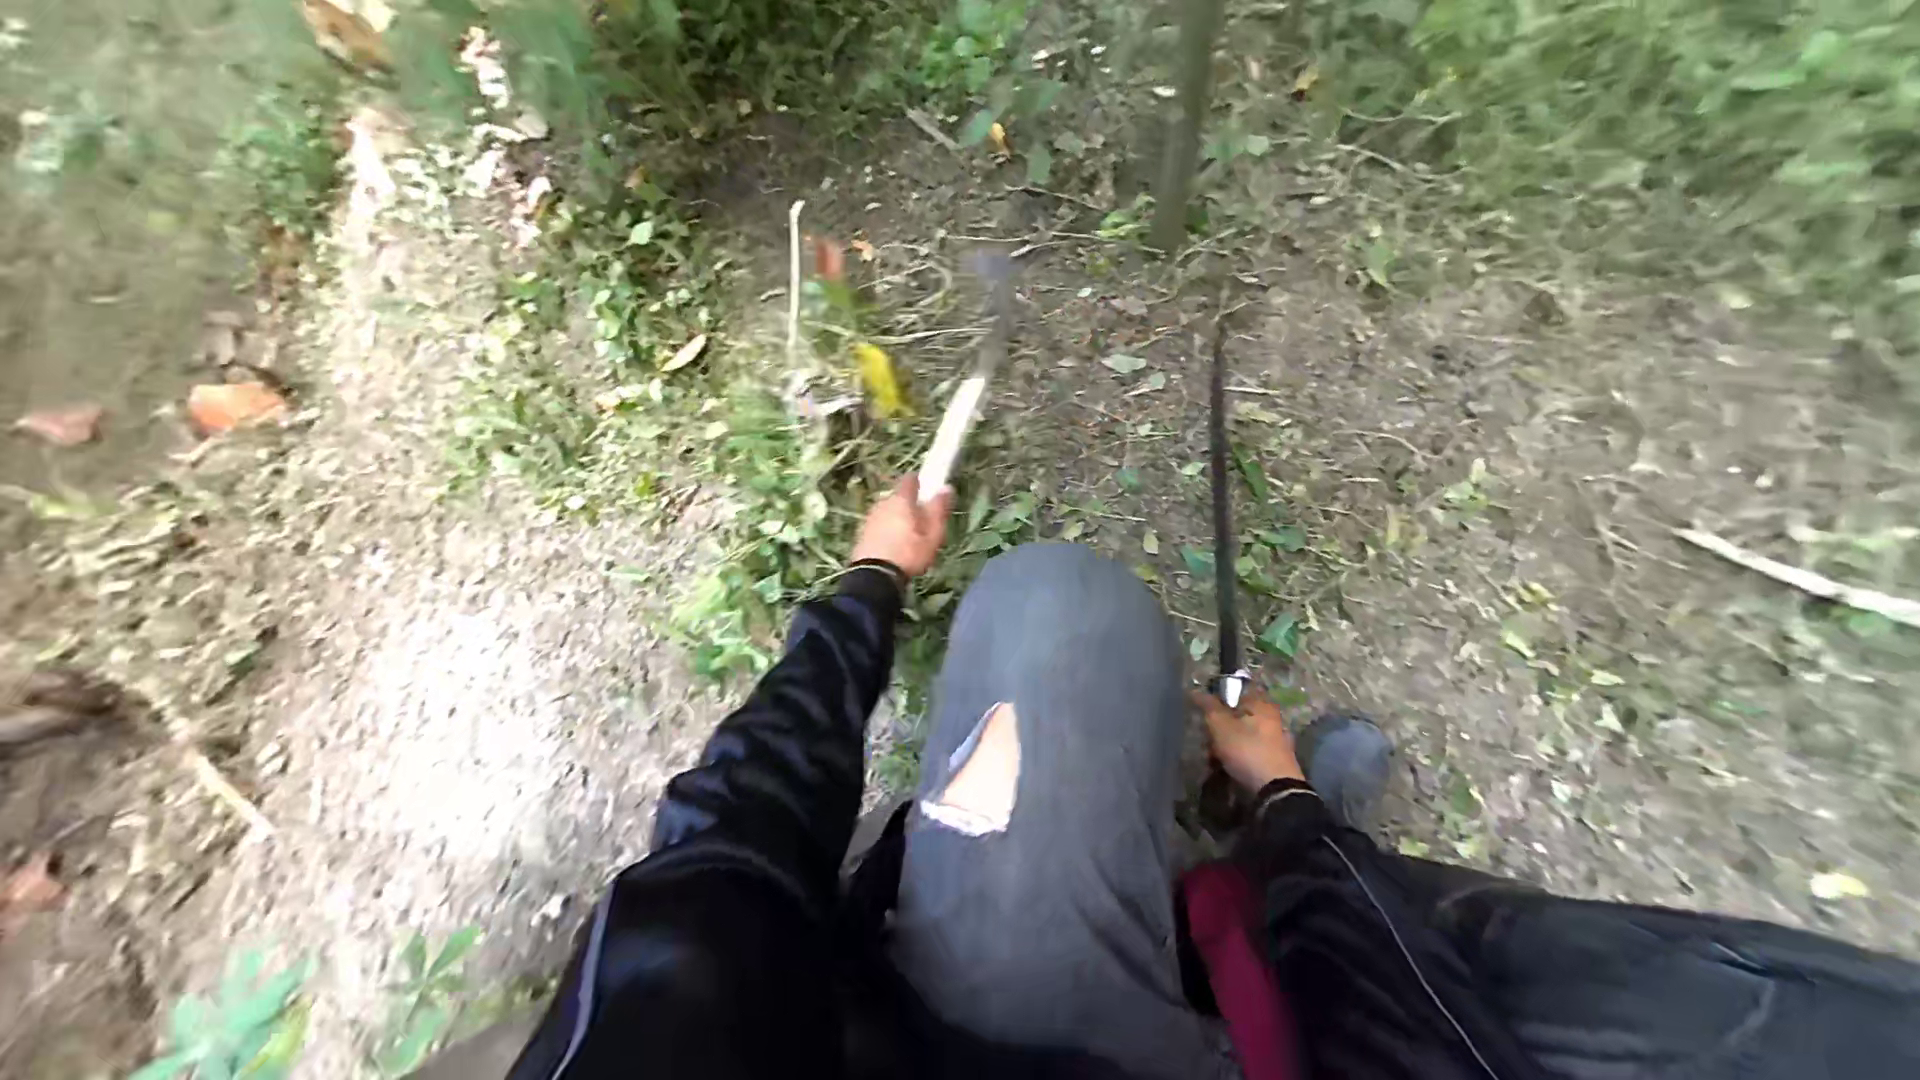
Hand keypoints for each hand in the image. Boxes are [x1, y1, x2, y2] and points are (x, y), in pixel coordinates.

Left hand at [851, 476, 952, 577]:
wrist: (875, 576)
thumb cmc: (910, 553)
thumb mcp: (933, 533)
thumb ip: (939, 509)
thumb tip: (946, 487)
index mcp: (901, 500)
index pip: (910, 479)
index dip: (919, 483)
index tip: (927, 492)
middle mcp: (882, 504)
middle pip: (897, 498)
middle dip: (908, 506)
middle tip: (921, 523)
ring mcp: (869, 519)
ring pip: (887, 513)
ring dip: (896, 520)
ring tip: (907, 540)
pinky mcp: (860, 535)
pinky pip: (877, 527)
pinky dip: (885, 533)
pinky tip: (893, 548)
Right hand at [1191, 689, 1305, 791]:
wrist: (1275, 791)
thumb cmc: (1247, 750)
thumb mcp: (1221, 725)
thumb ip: (1208, 706)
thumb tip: (1196, 690)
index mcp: (1263, 704)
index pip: (1239, 688)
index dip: (1220, 692)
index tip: (1205, 703)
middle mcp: (1272, 718)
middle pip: (1238, 712)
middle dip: (1220, 722)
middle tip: (1206, 733)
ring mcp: (1275, 740)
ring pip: (1241, 733)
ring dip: (1225, 741)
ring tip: (1211, 754)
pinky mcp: (1274, 759)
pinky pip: (1248, 749)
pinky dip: (1235, 754)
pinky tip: (1224, 765)